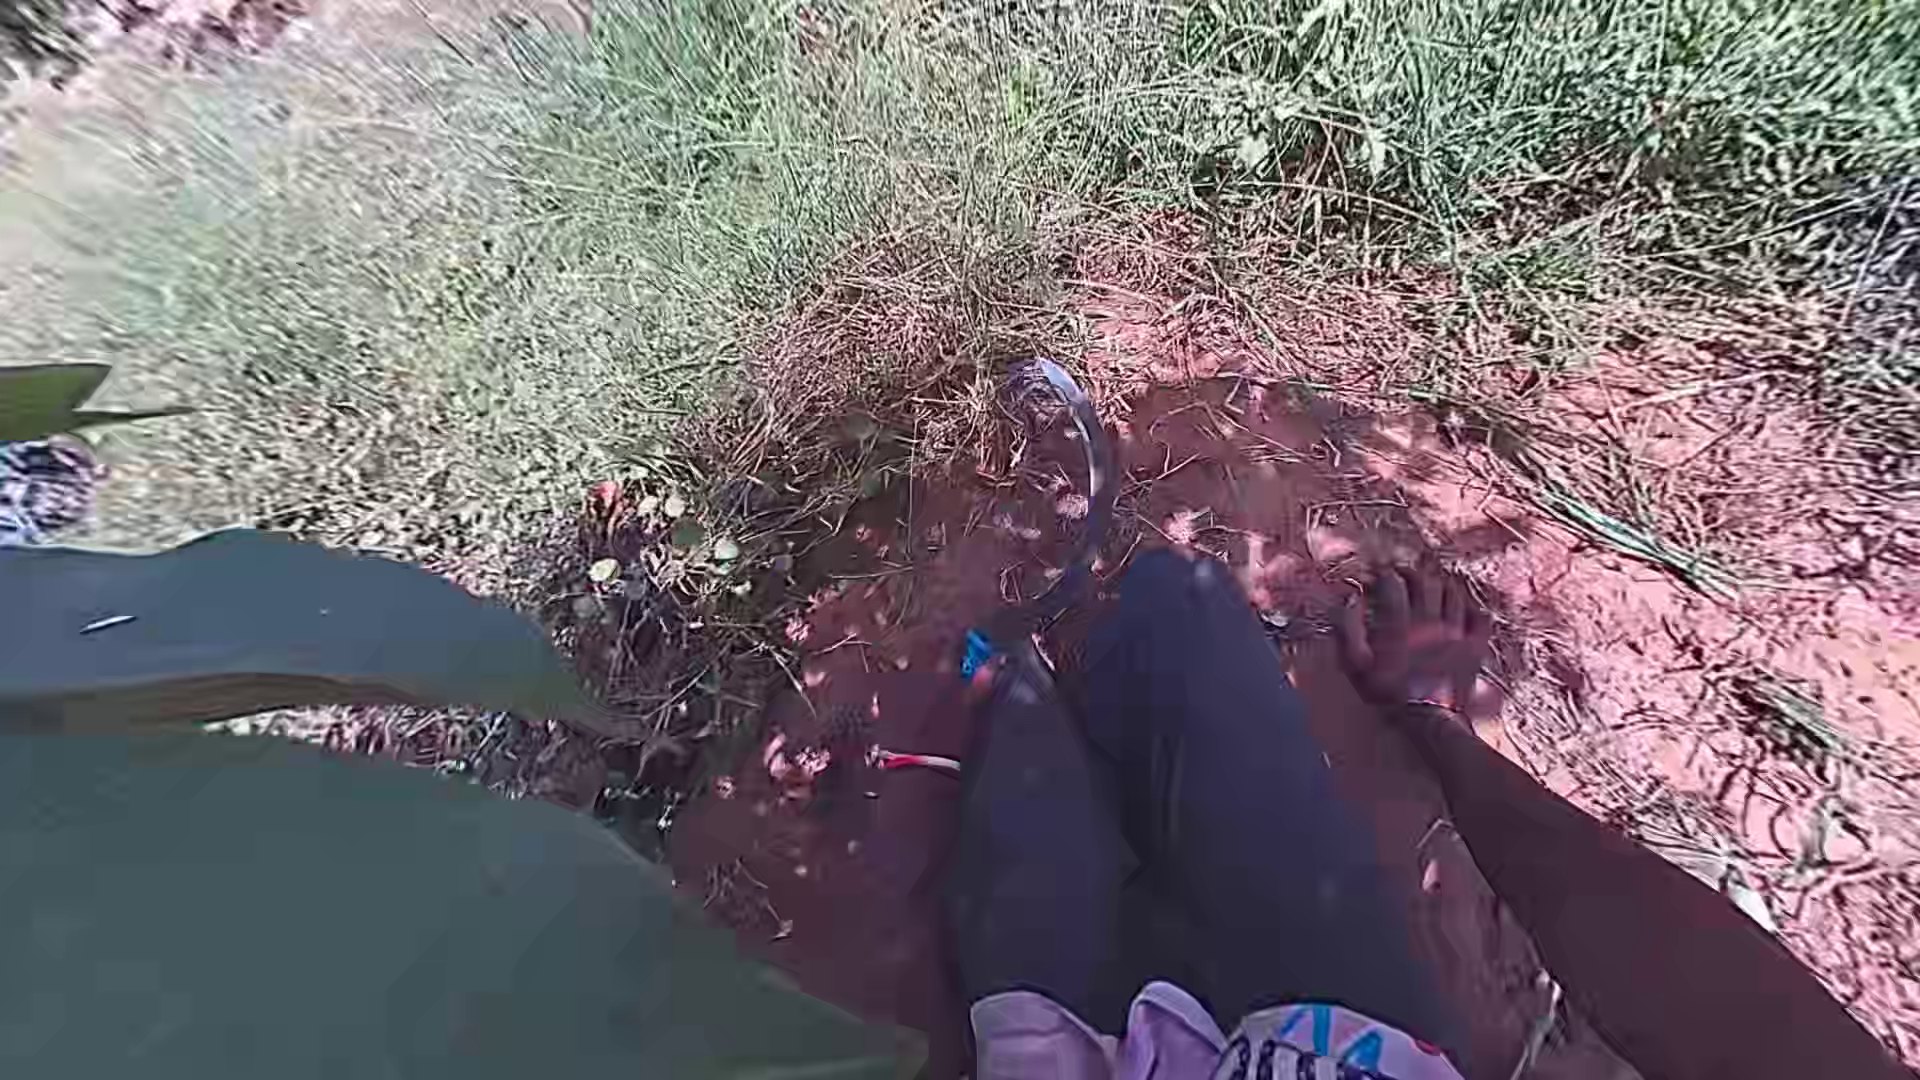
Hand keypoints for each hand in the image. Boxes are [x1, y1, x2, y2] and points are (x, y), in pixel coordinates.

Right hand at [1336, 567, 1491, 717]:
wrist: (1427, 718)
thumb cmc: (1387, 691)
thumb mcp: (1355, 663)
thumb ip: (1348, 629)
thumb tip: (1348, 602)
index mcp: (1400, 624)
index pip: (1392, 585)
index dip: (1381, 575)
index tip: (1374, 576)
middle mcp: (1430, 622)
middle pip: (1425, 582)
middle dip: (1410, 572)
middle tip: (1400, 573)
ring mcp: (1456, 633)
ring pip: (1453, 594)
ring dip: (1439, 584)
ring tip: (1429, 583)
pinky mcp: (1474, 646)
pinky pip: (1479, 617)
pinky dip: (1470, 607)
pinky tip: (1461, 607)